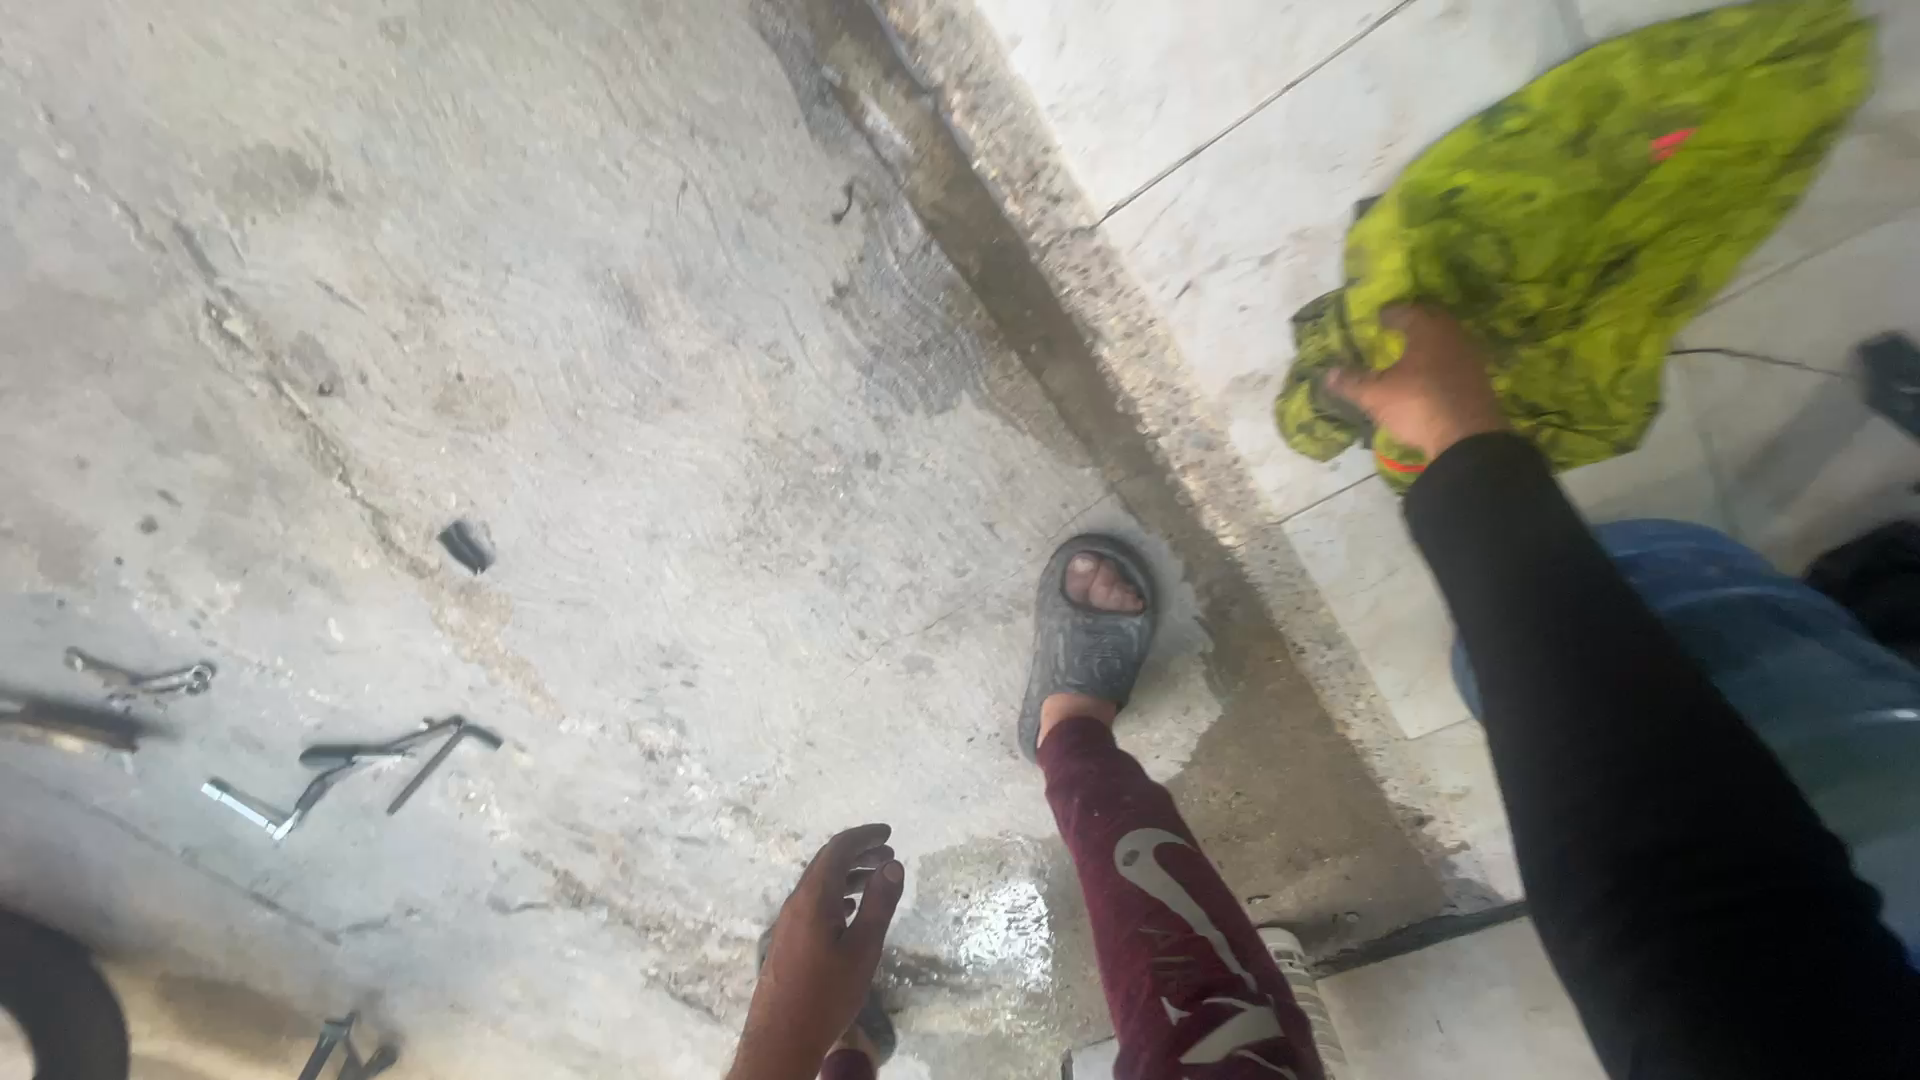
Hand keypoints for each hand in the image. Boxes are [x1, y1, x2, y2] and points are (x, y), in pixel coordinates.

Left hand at [728, 824, 904, 1079]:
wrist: (779, 1041)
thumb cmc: (826, 994)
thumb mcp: (863, 949)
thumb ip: (879, 904)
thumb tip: (893, 865)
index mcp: (814, 897)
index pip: (838, 849)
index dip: (864, 836)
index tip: (888, 834)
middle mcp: (797, 902)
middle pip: (827, 862)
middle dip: (859, 853)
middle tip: (888, 854)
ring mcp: (788, 922)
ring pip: (820, 883)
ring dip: (849, 875)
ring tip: (876, 881)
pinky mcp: (787, 940)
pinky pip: (813, 902)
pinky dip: (836, 894)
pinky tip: (850, 911)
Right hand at [1325, 305, 1507, 460]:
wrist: (1466, 437)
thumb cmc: (1417, 405)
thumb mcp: (1375, 395)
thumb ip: (1352, 382)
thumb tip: (1328, 373)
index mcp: (1427, 332)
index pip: (1408, 312)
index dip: (1391, 313)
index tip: (1378, 317)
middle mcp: (1452, 337)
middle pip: (1432, 321)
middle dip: (1413, 322)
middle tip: (1395, 328)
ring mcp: (1469, 357)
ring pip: (1446, 339)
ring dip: (1428, 341)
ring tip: (1410, 350)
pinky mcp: (1477, 378)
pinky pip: (1454, 358)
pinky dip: (1439, 359)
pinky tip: (1427, 372)